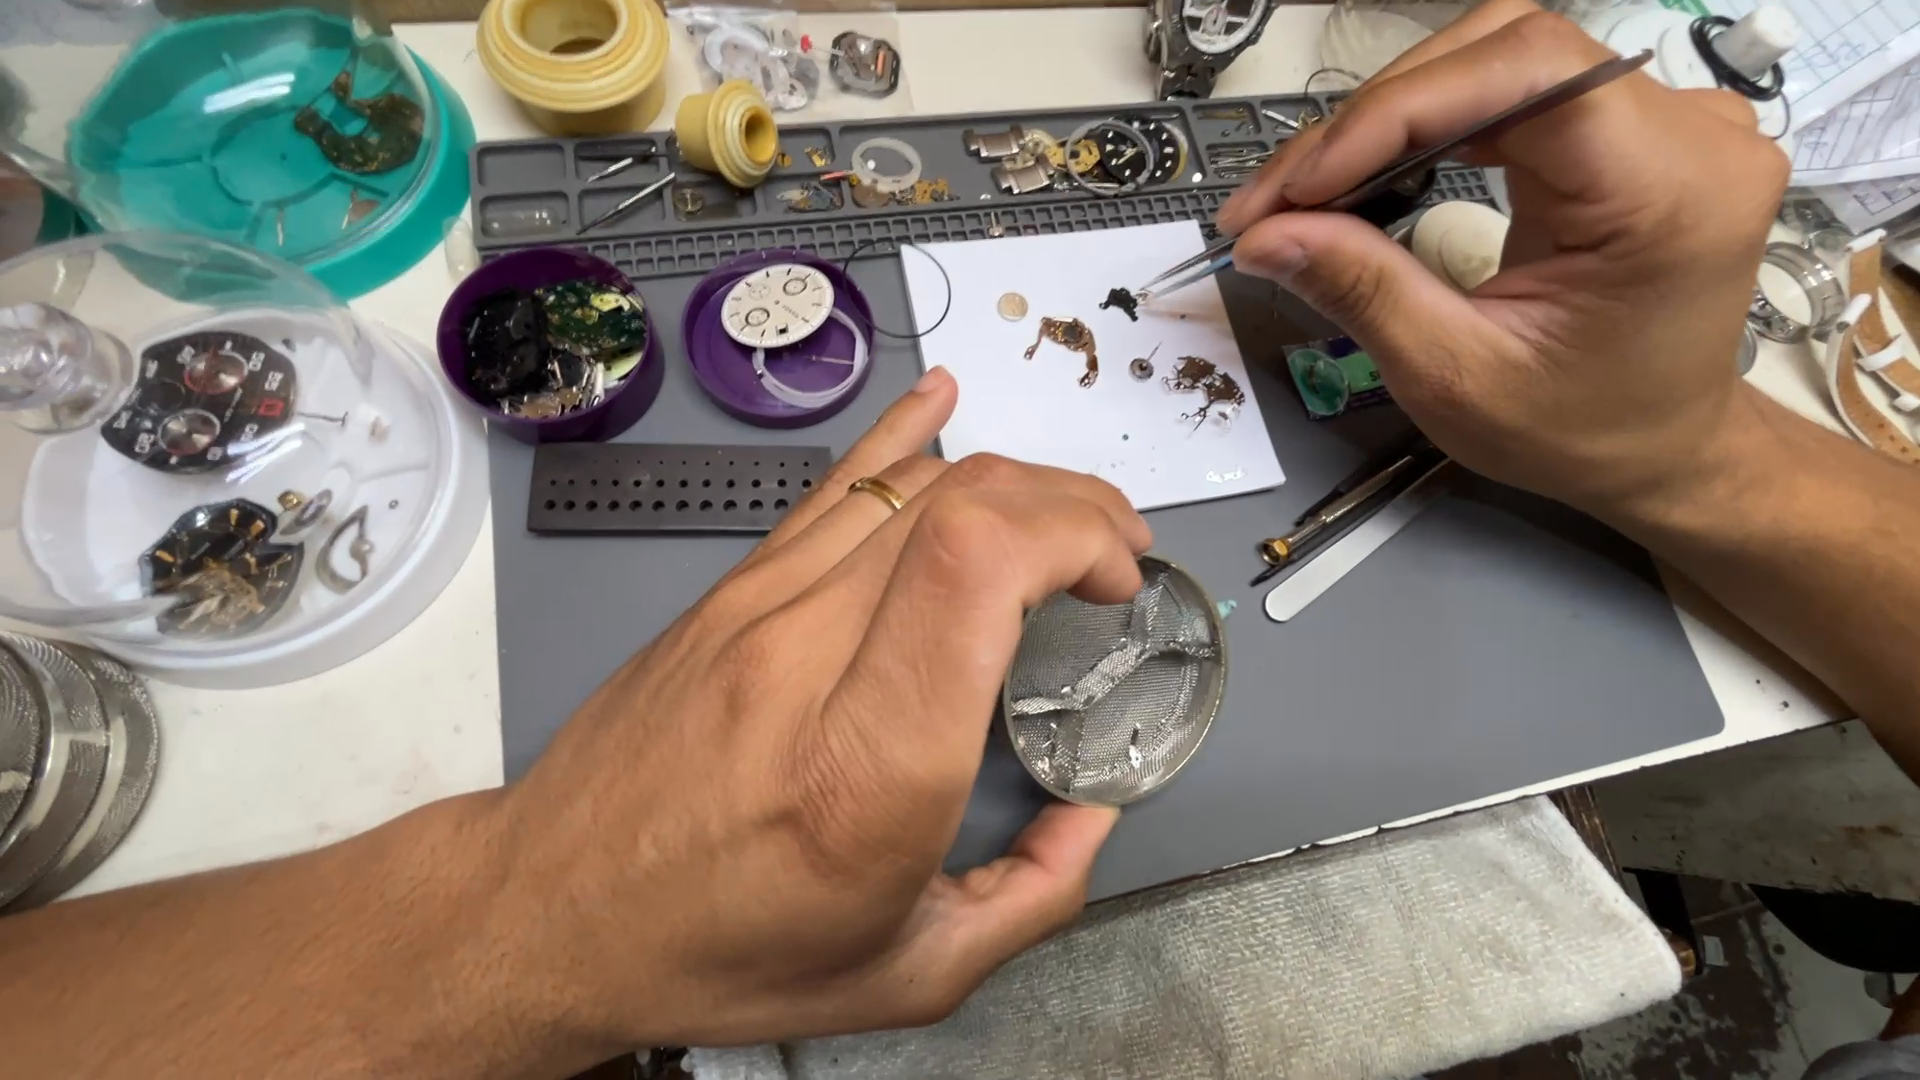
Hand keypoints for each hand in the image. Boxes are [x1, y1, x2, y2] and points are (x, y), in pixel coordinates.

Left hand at [494, 368, 1151, 1056]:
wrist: (555, 904)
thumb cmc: (725, 947)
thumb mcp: (908, 972)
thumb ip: (1033, 897)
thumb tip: (1096, 815)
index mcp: (869, 761)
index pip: (975, 565)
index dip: (1071, 534)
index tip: (1116, 577)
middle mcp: (811, 653)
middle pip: (960, 503)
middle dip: (1069, 503)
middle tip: (1115, 550)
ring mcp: (763, 600)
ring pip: (911, 480)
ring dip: (1014, 481)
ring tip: (1064, 518)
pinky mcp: (736, 585)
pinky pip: (836, 482)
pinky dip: (905, 433)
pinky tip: (942, 401)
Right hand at [1218, 0, 1787, 519]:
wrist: (1647, 447)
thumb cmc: (1566, 429)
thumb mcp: (1449, 373)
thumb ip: (1362, 291)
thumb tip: (1262, 237)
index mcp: (1665, 189)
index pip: (1523, 74)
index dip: (1391, 113)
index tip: (1294, 191)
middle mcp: (1680, 128)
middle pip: (1498, 53)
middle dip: (1365, 122)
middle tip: (1272, 203)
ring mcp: (1652, 123)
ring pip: (1488, 64)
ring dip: (1376, 125)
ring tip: (1298, 198)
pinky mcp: (1613, 137)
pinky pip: (1498, 98)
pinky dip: (1410, 134)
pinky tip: (1358, 181)